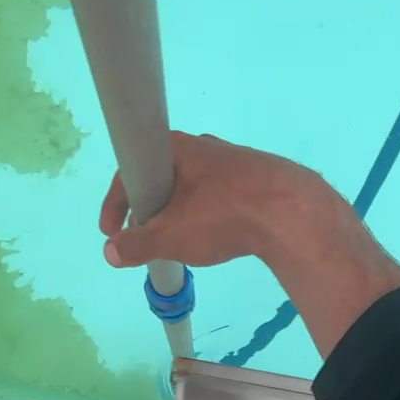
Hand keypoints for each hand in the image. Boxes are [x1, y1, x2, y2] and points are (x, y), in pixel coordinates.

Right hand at [98, 132, 323, 269]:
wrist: (289, 211)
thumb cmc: (222, 216)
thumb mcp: (171, 237)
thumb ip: (137, 245)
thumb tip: (110, 253)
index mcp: (175, 149)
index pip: (132, 169)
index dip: (116, 202)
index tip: (111, 230)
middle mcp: (202, 147)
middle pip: (162, 176)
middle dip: (148, 206)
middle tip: (142, 235)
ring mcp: (231, 161)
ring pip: (192, 186)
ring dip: (177, 211)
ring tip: (177, 240)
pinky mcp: (256, 178)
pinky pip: (217, 196)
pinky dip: (204, 214)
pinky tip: (212, 235)